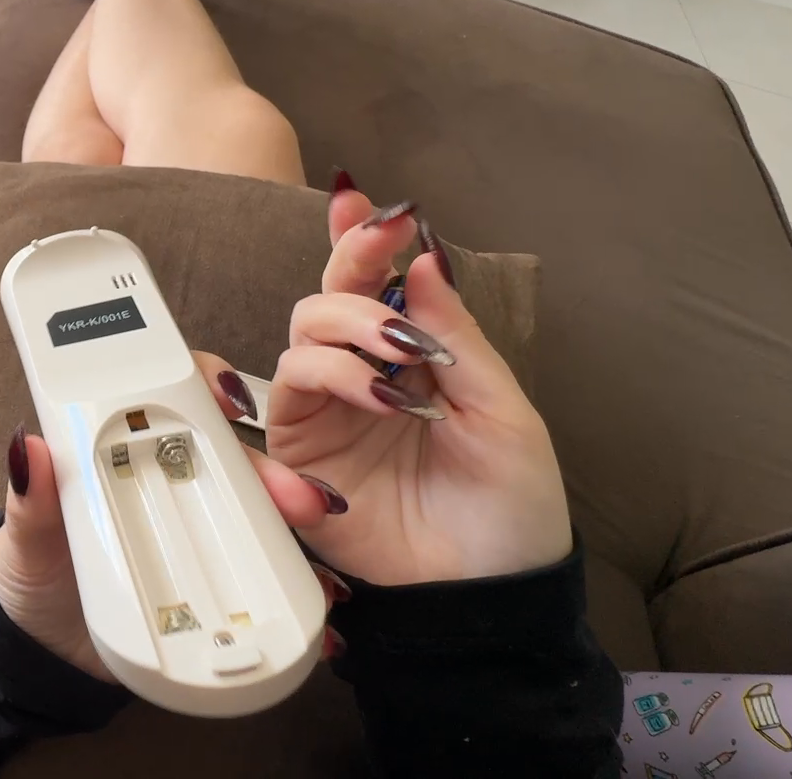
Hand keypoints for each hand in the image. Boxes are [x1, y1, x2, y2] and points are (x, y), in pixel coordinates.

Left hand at [0, 354, 349, 681]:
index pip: (160, 397)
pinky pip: (251, 561)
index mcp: (108, 451)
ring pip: (242, 499)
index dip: (200, 386)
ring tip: (314, 522)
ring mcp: (182, 524)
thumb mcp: (25, 537)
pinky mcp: (202, 575)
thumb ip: (29, 499)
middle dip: (260, 459)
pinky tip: (313, 582)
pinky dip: (286, 567)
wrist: (45, 649)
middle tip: (292, 490)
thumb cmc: (32, 572)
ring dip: (283, 504)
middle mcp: (153, 477)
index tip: (228, 399)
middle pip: (216, 449)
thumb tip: (26, 449)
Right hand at [264, 187, 572, 586]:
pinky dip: (326, 378)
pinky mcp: (296, 441)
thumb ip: (457, 337)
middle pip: (324, 299)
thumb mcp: (504, 413)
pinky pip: (284, 389)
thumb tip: (423, 261)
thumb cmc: (507, 503)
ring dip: (347, 332)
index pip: (374, 287)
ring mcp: (323, 406)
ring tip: (400, 367)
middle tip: (386, 257)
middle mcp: (356, 374)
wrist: (481, 589)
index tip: (363, 201)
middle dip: (351, 272)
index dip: (361, 240)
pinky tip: (375, 395)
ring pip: (301, 335)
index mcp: (408, 360)